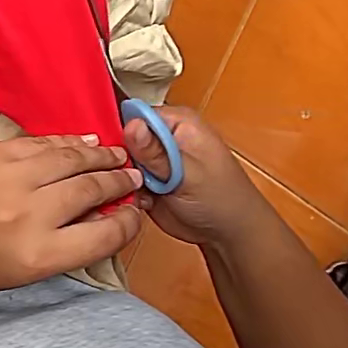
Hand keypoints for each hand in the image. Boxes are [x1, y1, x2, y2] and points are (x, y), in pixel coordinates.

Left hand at [0, 136, 145, 292]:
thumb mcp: (33, 269)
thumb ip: (76, 244)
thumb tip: (113, 210)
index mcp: (39, 254)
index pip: (105, 235)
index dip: (128, 222)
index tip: (134, 212)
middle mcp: (26, 215)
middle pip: (92, 189)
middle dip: (119, 181)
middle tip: (133, 176)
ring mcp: (8, 179)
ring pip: (71, 158)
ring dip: (100, 155)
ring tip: (116, 156)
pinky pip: (44, 143)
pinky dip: (70, 142)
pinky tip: (86, 144)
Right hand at [123, 107, 272, 248]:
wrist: (226, 232)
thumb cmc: (220, 198)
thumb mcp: (187, 173)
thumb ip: (156, 152)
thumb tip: (132, 124)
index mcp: (177, 122)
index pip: (135, 115)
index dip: (123, 134)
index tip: (121, 156)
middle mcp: (162, 137)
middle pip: (124, 140)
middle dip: (122, 162)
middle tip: (136, 180)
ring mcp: (153, 160)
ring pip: (121, 164)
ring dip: (124, 181)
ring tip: (142, 194)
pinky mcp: (147, 181)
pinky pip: (124, 183)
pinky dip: (128, 194)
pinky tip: (142, 203)